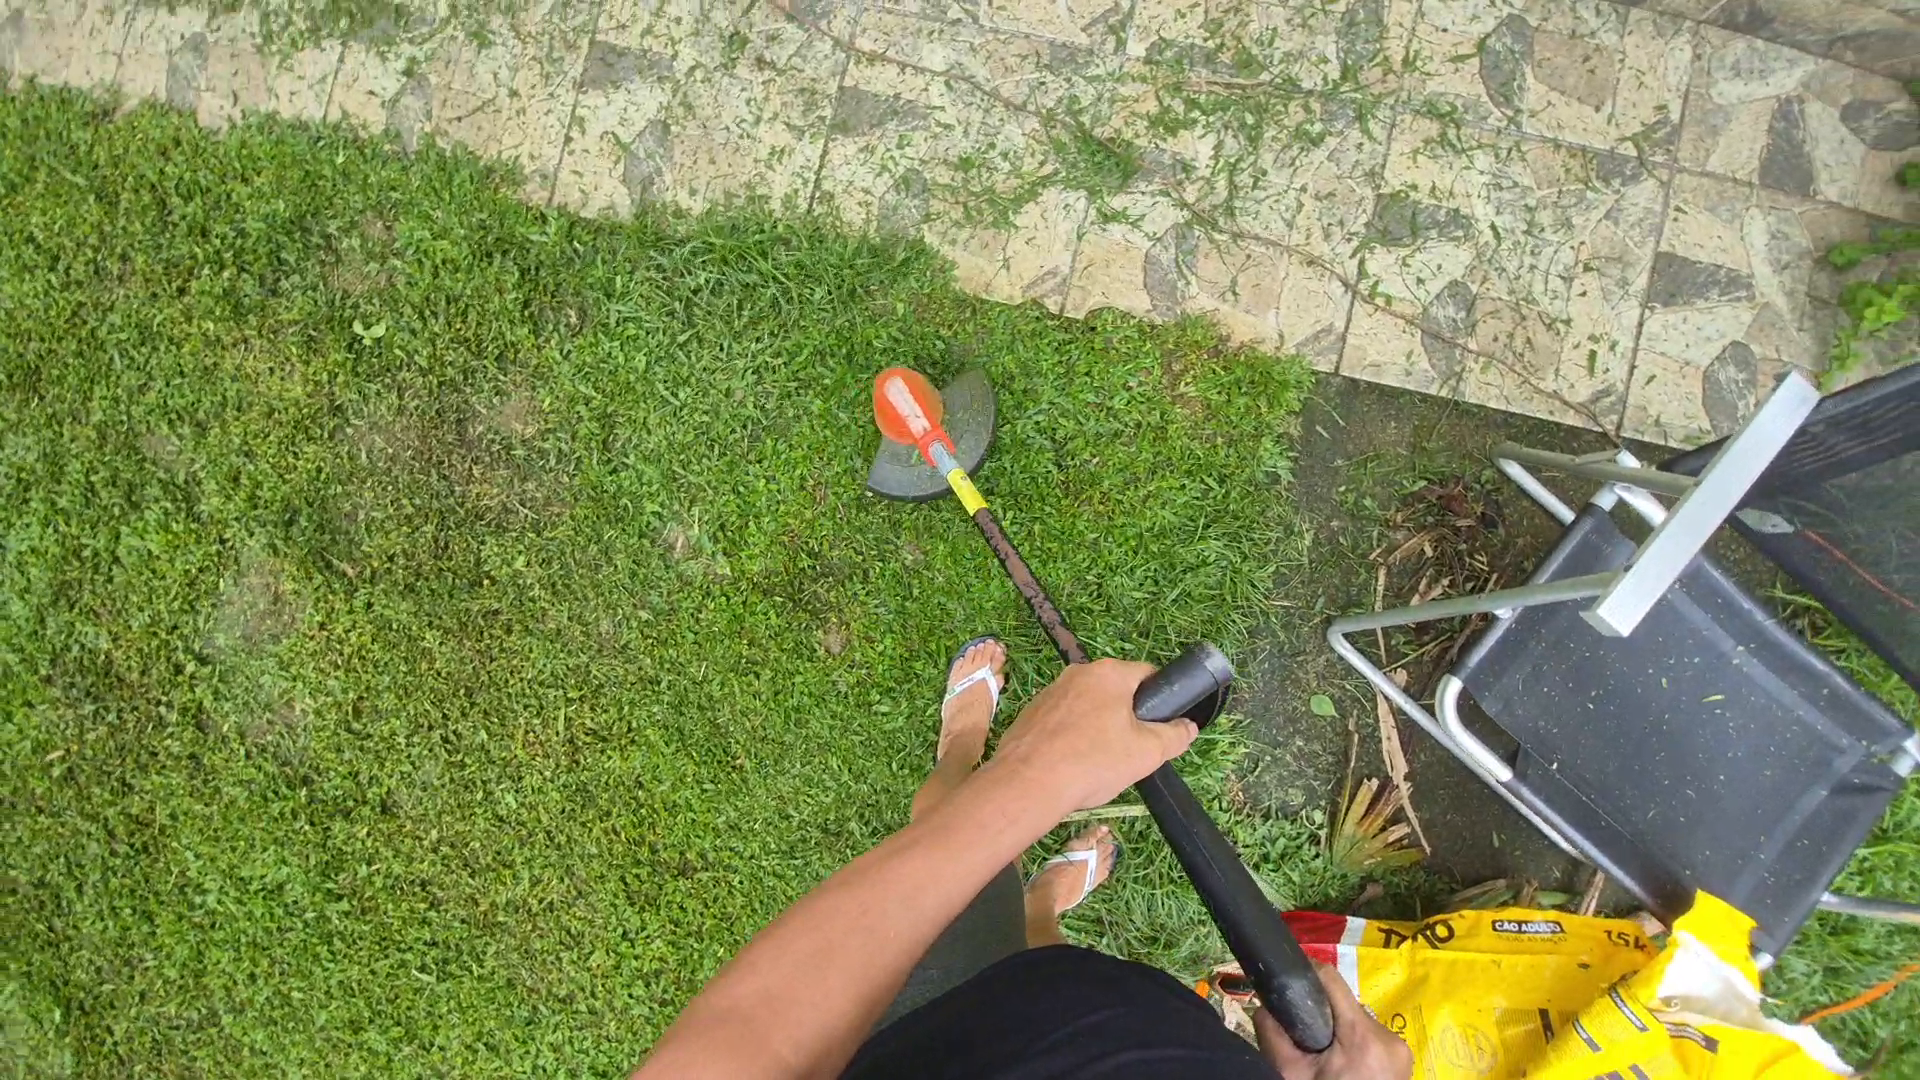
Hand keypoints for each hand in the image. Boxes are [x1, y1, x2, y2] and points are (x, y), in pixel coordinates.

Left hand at [986, 659, 1197, 817]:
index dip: (1160, 698)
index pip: (1147, 674)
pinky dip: (1072, 735)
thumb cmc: (1093, 761)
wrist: (1028, 781)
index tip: (1161, 725)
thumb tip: (1187, 727)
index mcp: (1109, 673)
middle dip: (1128, 716)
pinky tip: (1073, 763)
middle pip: (1116, 690)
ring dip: (1099, 726)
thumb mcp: (1147, 753)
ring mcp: (1051, 690)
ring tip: (1101, 761)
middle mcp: (1078, 673)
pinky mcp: (1032, 711)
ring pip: (1089, 705)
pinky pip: (1064, 719)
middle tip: (1133, 749)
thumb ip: (1173, 736)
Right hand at [1254, 964, 1410, 1079]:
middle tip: (1302, 1035)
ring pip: (1356, 1019)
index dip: (1304, 974)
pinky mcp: (1404, 1063)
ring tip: (1321, 1056)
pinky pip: (1370, 1037)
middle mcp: (1390, 1038)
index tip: (1286, 984)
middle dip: (1319, 1012)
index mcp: (1363, 1038)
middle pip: (1343, 1002)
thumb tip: (1263, 1002)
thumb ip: (1270, 1029)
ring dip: (1336, 1029)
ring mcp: (1402, 1051)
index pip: (1330, 979)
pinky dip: (1351, 1044)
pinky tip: (1340, 1066)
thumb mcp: (1288, 1072)